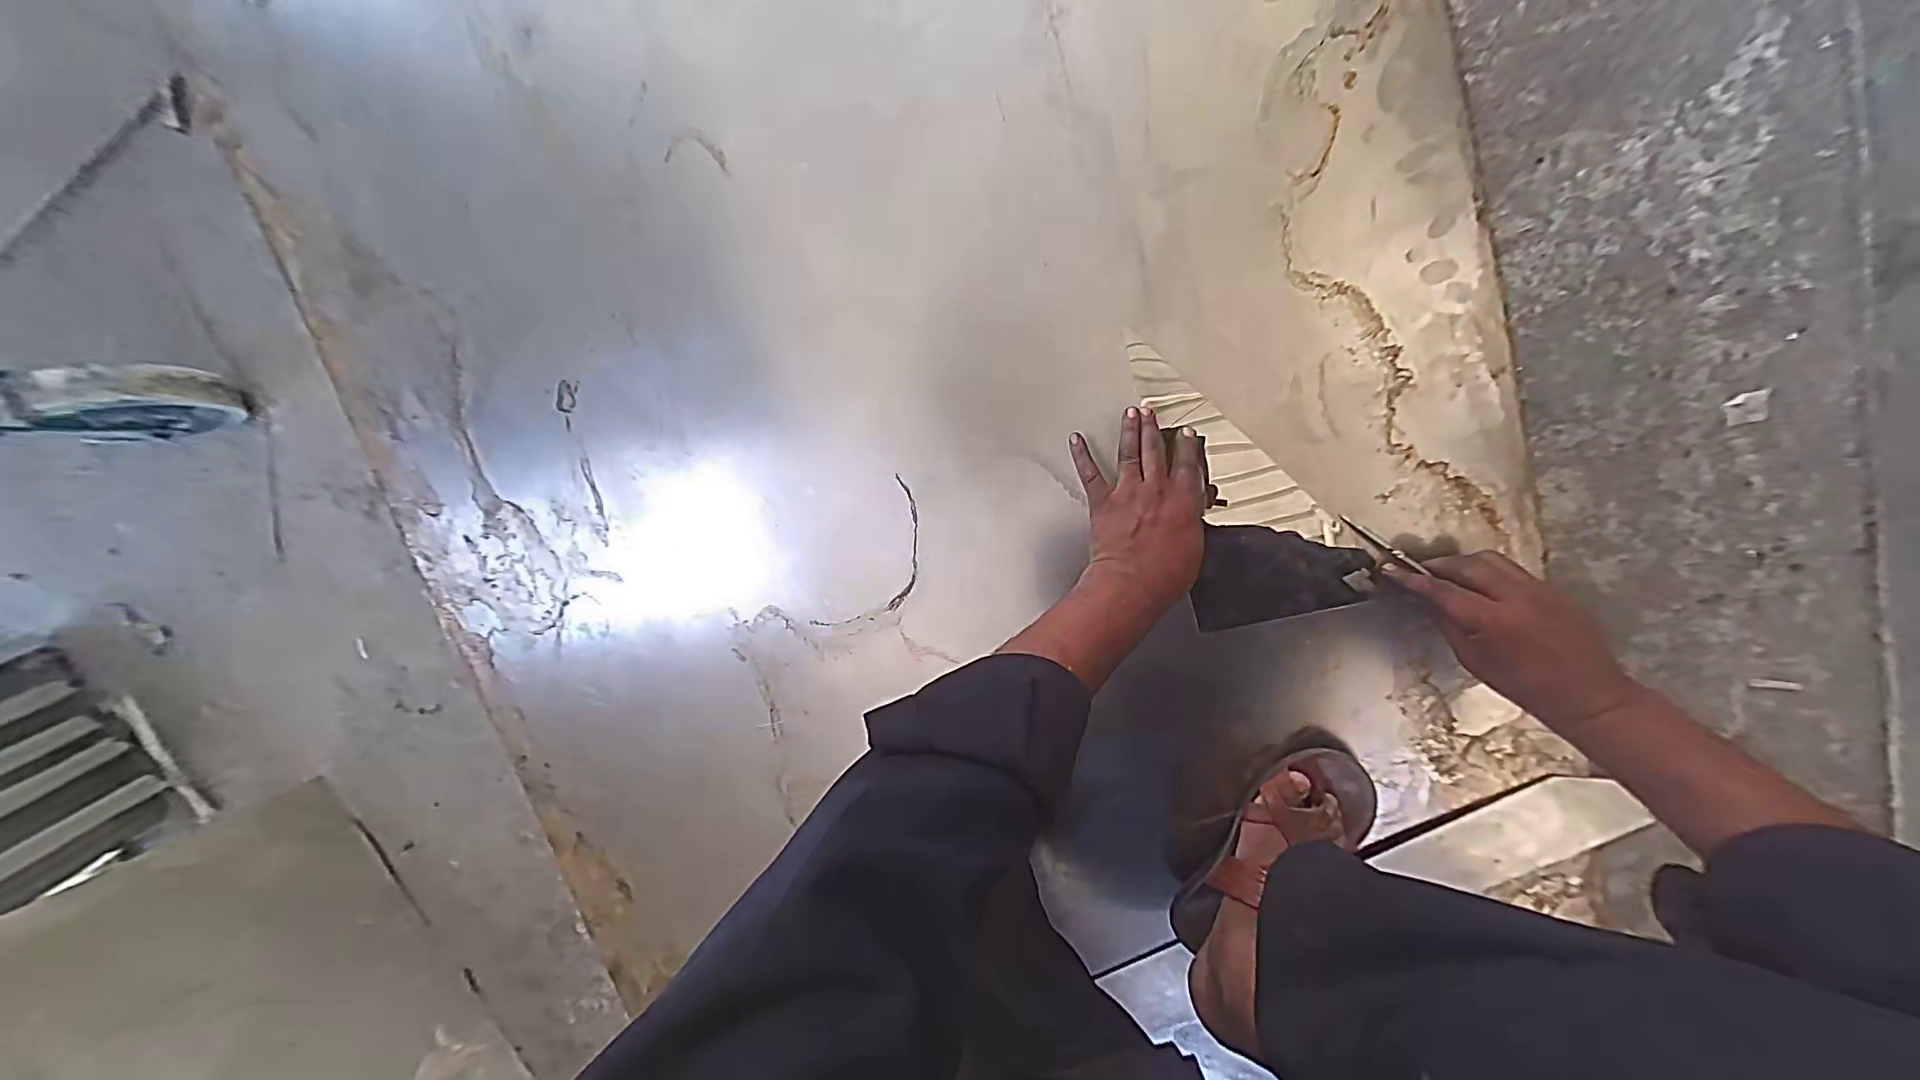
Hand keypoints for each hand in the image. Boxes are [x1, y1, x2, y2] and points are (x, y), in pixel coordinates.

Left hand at [1069, 406, 1205, 615]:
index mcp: (1183, 501)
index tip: (1188, 433)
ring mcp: (1128, 493)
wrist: (1130, 584)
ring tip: (1130, 413)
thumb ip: (1192, 526)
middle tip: (1152, 413)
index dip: (1188, 446)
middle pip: (1156, 450)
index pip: (1189, 465)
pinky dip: (1082, 454)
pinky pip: (1090, 473)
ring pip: (1129, 452)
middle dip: (1154, 428)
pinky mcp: (1103, 502)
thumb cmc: (1163, 576)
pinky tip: (1077, 440)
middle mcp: (1156, 490)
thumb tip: (1192, 519)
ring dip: (1130, 430)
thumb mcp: (1194, 550)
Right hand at [1382, 551, 1645, 731]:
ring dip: (1463, 563)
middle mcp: (1517, 597)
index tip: (1391, 572)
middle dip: (1438, 565)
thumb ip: (1449, 625)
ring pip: (1491, 560)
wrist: (1589, 695)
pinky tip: (1480, 583)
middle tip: (1418, 570)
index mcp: (1493, 620)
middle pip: (1467, 565)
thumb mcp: (1474, 659)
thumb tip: (1429, 601)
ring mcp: (1539, 590)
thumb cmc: (1525, 686)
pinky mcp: (1553, 590)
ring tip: (1448, 573)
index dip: (1412, 579)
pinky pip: (1512, 569)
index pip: (1443, 590)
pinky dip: (1488, 570)